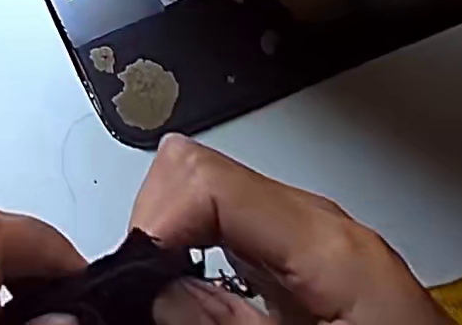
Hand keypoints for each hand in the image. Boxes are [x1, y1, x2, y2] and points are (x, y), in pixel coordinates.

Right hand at [132, 135, 444, 324]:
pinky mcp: (300, 251)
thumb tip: (160, 292)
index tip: (131, 272)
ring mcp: (308, 231)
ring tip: (152, 287)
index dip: (156, 216)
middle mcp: (317, 222)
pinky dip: (188, 239)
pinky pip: (224, 215)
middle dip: (154, 219)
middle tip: (136, 285)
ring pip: (205, 184)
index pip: (210, 177)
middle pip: (198, 167)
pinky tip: (185, 285)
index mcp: (330, 246)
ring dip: (166, 229)